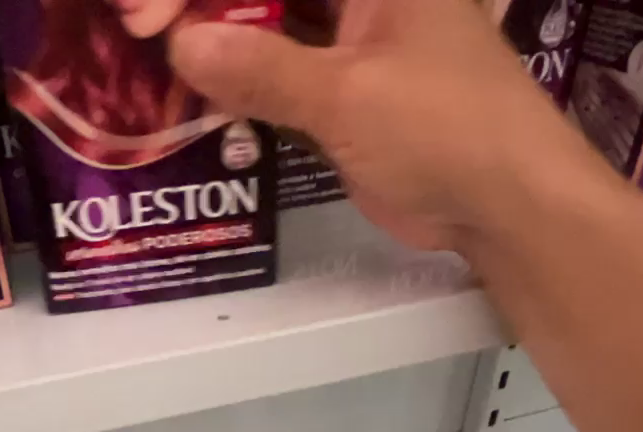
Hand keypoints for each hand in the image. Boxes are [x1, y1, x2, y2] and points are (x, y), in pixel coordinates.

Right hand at [168, 0, 602, 252]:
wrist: (499, 201)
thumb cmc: (445, 128)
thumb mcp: (349, 95)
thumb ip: (264, 69)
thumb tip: (185, 44)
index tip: (151, 14)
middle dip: (206, 6)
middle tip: (142, 32)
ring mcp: (350, 39)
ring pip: (268, 23)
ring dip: (219, 40)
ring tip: (160, 60)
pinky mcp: (341, 91)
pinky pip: (278, 72)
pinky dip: (241, 83)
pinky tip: (200, 94)